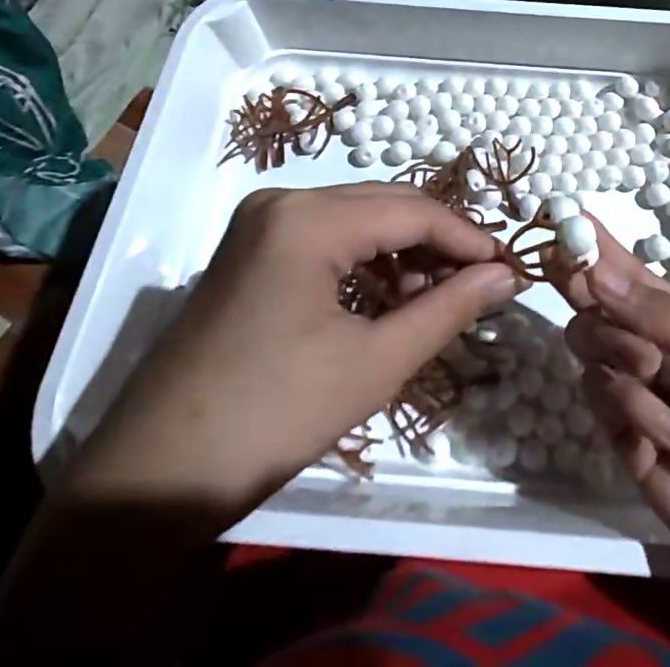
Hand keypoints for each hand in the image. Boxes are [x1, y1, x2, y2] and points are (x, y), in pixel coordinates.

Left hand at [73, 184, 528, 513]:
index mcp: (307, 218)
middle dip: (436, 242)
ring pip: (353, 219)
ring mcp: (258, 223)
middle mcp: (280, 201)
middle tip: (481, 283)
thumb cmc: (275, 414)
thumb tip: (506, 277)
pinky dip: (362, 262)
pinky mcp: (248, 249)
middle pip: (382, 205)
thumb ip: (447, 309)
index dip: (467, 237)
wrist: (160, 468)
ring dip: (400, 252)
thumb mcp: (375, 362)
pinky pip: (323, 238)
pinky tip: (385, 299)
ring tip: (435, 299)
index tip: (509, 269)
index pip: (411, 209)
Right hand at [556, 225, 669, 666]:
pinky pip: (603, 409)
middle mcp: (659, 360)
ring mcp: (641, 405)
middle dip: (607, 322)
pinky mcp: (627, 449)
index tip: (557, 216)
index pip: (630, 277)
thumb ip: (665, 321)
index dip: (595, 247)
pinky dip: (635, 421)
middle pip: (596, 315)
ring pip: (592, 360)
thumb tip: (594, 272)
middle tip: (637, 348)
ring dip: (627, 377)